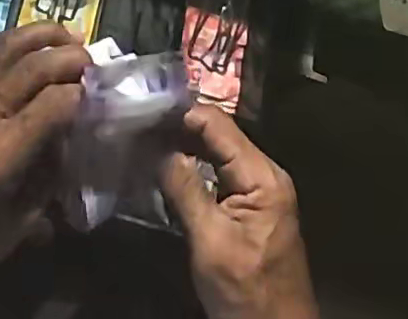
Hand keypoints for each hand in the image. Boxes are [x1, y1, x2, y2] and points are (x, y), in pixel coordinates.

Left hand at [0, 23, 90, 317]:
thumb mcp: (26, 217)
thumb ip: (55, 167)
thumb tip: (87, 124)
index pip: (51, 105)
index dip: (82, 94)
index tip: (104, 93)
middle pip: (33, 67)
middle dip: (70, 59)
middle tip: (97, 63)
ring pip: (10, 46)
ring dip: (46, 36)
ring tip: (74, 39)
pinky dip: (23, 39)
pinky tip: (45, 41)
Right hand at [159, 105, 318, 318]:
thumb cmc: (246, 295)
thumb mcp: (210, 242)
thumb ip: (185, 188)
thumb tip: (158, 146)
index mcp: (262, 175)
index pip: (217, 124)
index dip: (181, 114)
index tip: (146, 112)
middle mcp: (266, 171)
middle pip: (218, 131)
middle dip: (180, 126)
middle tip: (141, 124)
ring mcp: (262, 186)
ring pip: (218, 148)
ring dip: (185, 142)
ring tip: (149, 138)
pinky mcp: (254, 201)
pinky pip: (222, 167)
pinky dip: (196, 161)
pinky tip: (170, 161)